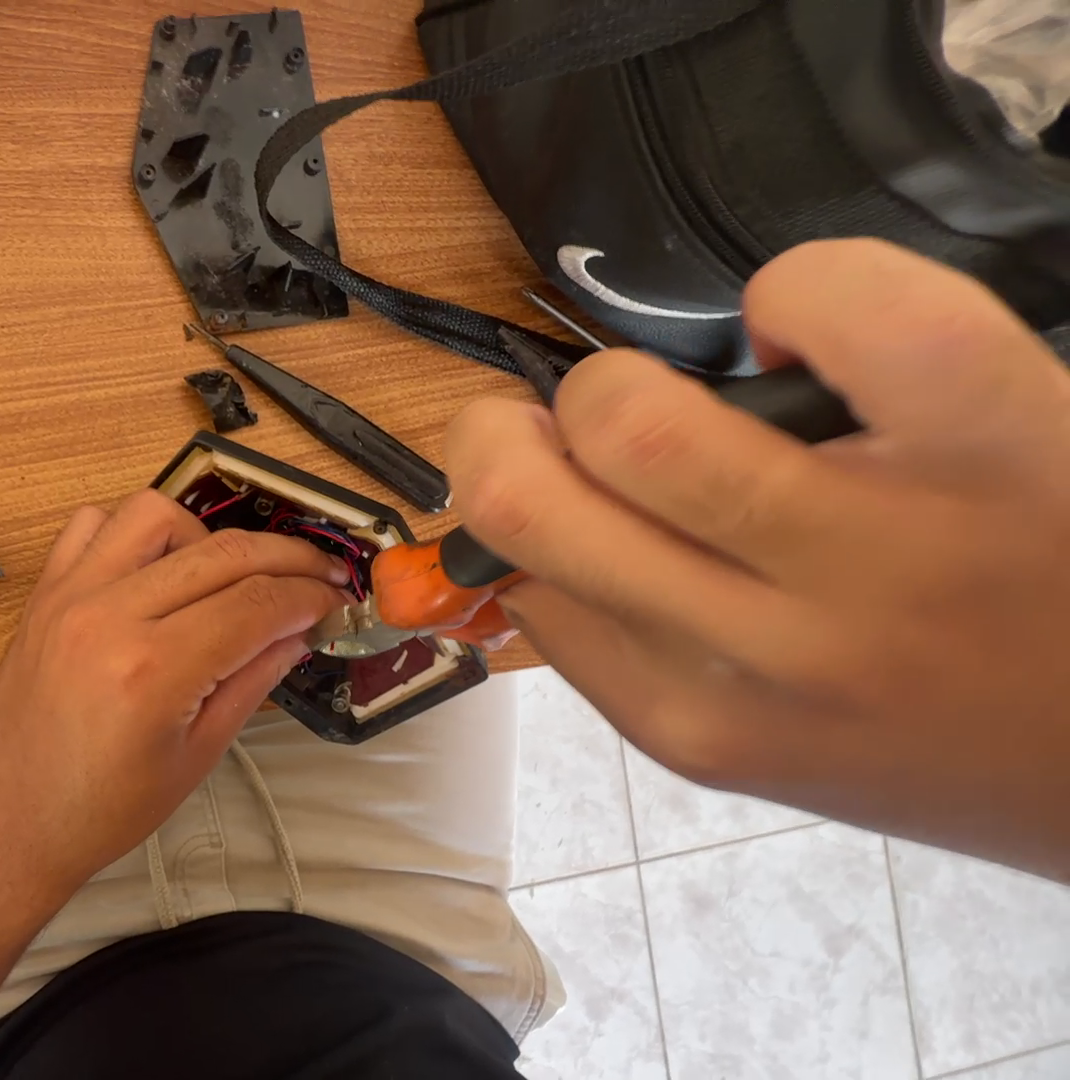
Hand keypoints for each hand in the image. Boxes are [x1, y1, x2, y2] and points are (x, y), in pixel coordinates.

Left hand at [0, 489, 347, 901]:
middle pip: (221, 552)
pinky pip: (91, 525)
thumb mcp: (199, 754)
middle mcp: (109, 615)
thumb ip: (255, 678)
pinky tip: (153, 571)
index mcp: (153, 670)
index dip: (310, 596)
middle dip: (286, 558)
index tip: (336, 600)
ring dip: (206, 535)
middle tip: (317, 575)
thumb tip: (302, 627)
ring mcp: (69, 595)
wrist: (14, 818)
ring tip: (224, 577)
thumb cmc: (107, 807)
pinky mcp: (44, 592)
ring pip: (155, 514)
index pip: (257, 604)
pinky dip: (132, 532)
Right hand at [447, 239, 1069, 880]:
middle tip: (572, 431)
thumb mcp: (734, 731)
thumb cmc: (930, 736)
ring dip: (621, 385)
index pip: (507, 569)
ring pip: (636, 421)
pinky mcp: (1013, 447)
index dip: (500, 500)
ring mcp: (882, 554)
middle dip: (505, 435)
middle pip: (524, 497)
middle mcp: (758, 651)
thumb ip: (604, 645)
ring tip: (688, 396)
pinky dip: (802, 292)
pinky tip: (814, 334)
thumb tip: (510, 543)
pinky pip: (859, 316)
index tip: (551, 492)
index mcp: (682, 712)